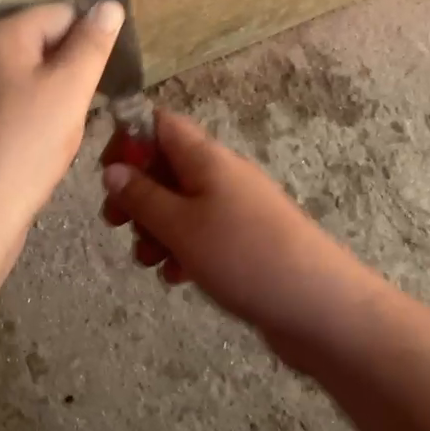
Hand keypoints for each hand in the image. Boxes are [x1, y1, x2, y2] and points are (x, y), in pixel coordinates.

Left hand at [0, 0, 125, 236]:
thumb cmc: (24, 147)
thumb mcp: (70, 89)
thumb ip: (92, 44)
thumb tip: (108, 4)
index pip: (59, 14)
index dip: (87, 42)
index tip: (100, 81)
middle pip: (38, 45)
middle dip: (66, 73)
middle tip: (79, 113)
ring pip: (22, 79)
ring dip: (48, 99)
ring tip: (56, 136)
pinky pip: (3, 107)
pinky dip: (24, 120)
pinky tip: (31, 151)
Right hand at [100, 110, 357, 339]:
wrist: (322, 308)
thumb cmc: (244, 256)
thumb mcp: (181, 225)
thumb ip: (142, 196)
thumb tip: (112, 169)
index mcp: (205, 156)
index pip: (159, 122)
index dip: (128, 139)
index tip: (107, 175)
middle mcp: (221, 174)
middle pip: (166, 165)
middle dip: (136, 192)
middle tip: (114, 223)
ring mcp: (237, 208)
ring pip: (181, 203)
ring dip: (156, 226)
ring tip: (146, 259)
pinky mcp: (246, 242)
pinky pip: (202, 233)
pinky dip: (182, 248)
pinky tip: (175, 276)